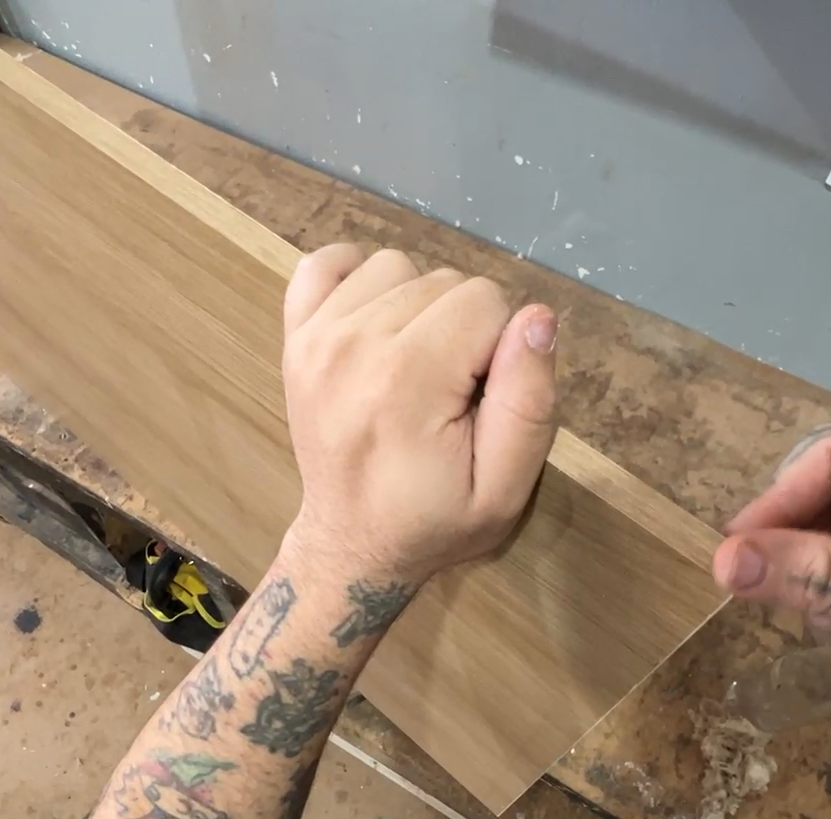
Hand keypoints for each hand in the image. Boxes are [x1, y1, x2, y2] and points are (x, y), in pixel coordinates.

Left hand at [278, 245, 558, 583]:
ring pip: (400, 267)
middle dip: (464, 331)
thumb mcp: (503, 490)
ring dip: (419, 308)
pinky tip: (374, 325)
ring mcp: (315, 336)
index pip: (488, 302)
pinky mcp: (294, 336)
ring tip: (414, 367)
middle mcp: (353, 344)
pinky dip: (359, 281)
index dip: (501, 350)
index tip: (479, 401)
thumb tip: (536, 318)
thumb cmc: (433, 522)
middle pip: (446, 281)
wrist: (352, 543)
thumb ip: (530, 406)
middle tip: (448, 395)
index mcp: (407, 381)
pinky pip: (329, 263)